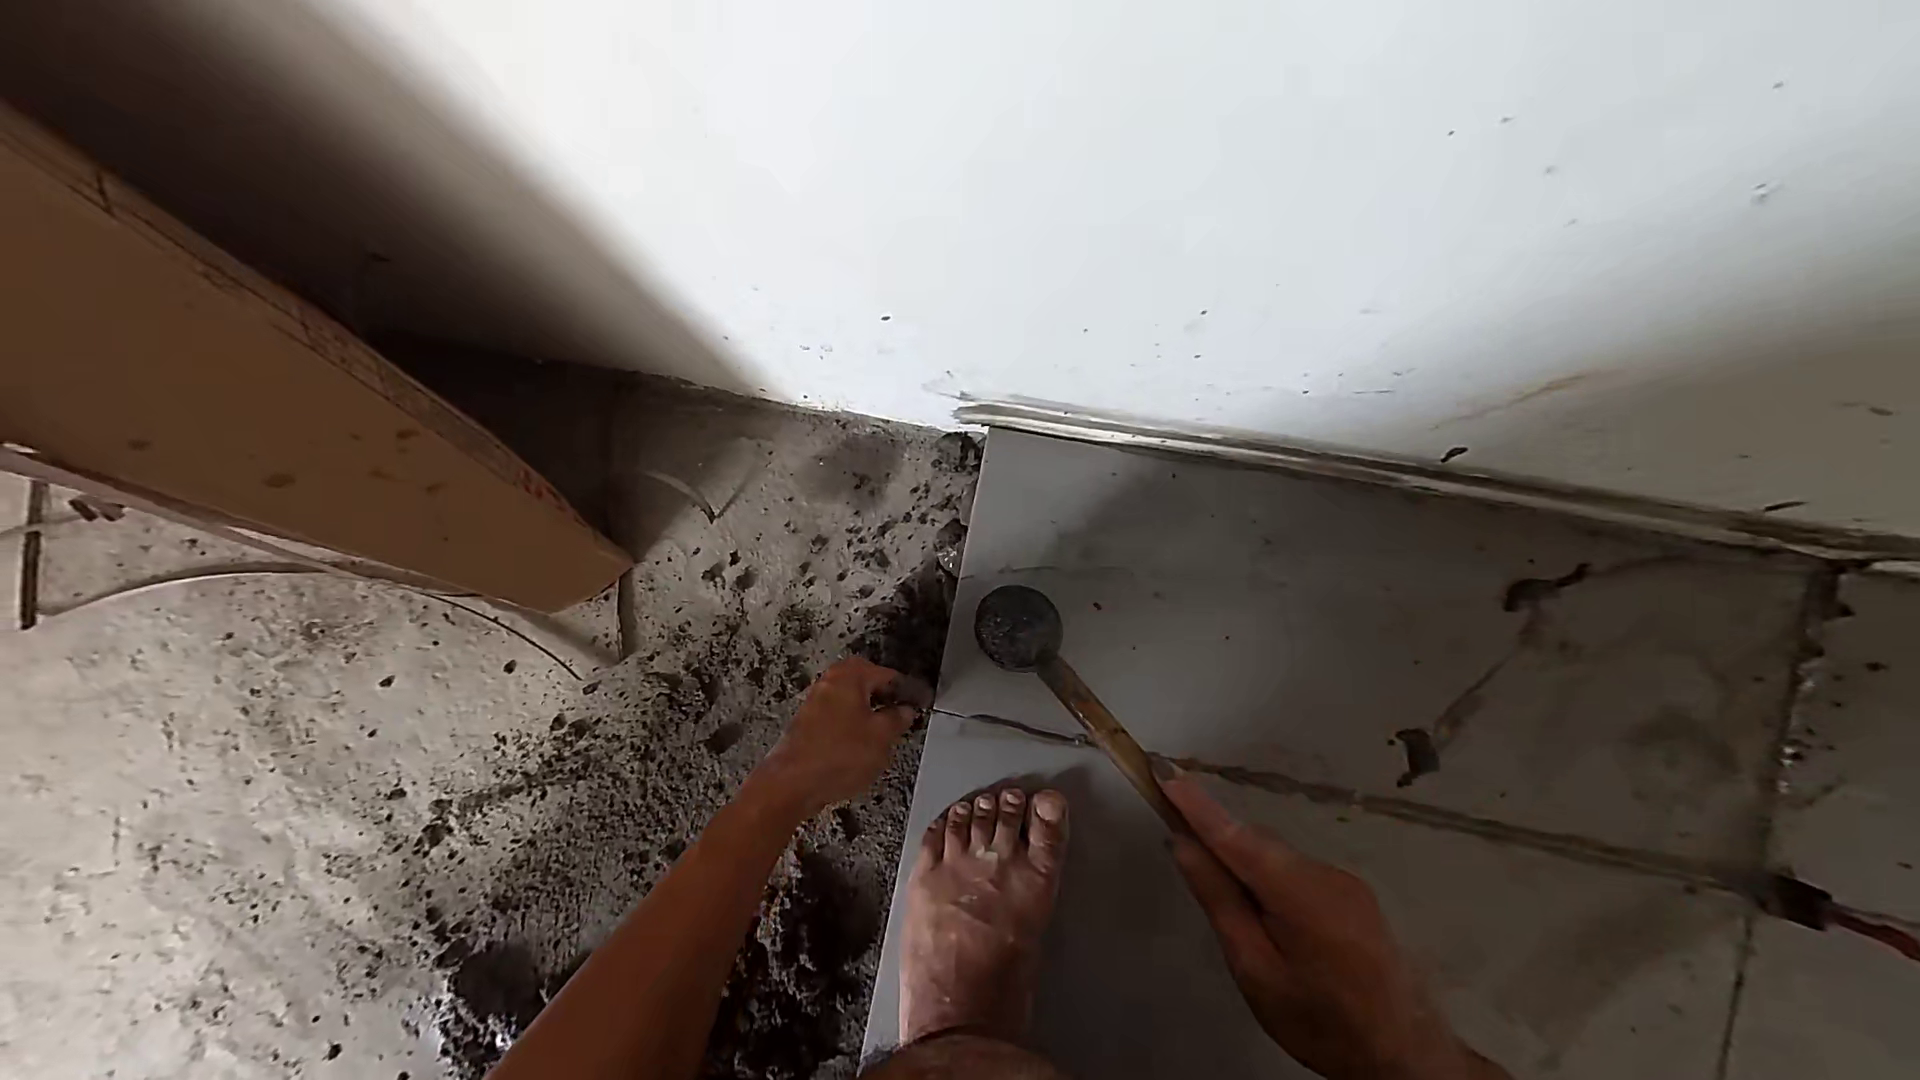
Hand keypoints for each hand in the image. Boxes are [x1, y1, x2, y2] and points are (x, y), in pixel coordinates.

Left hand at [756, 657, 931, 814]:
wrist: (791, 784)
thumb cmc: (838, 755)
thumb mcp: (881, 737)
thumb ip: (897, 719)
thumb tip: (905, 711)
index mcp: (848, 677)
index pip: (887, 674)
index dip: (908, 688)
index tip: (921, 700)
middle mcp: (828, 683)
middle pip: (864, 680)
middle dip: (884, 693)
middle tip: (902, 708)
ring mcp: (814, 703)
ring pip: (849, 698)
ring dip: (868, 708)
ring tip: (884, 729)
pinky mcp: (806, 725)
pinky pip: (837, 715)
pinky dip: (852, 723)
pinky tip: (860, 743)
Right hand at [1161, 772, 1508, 1079]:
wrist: (1409, 1061)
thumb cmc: (1321, 1023)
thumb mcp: (1256, 973)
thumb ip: (1219, 902)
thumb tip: (1181, 843)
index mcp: (1301, 895)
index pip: (1234, 835)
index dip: (1194, 802)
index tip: (1161, 768)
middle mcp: (1324, 872)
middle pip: (1253, 842)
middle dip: (1215, 839)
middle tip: (1179, 848)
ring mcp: (1342, 878)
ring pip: (1272, 854)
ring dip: (1241, 863)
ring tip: (1236, 912)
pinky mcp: (1350, 889)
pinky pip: (1291, 867)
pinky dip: (1266, 875)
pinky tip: (1269, 918)